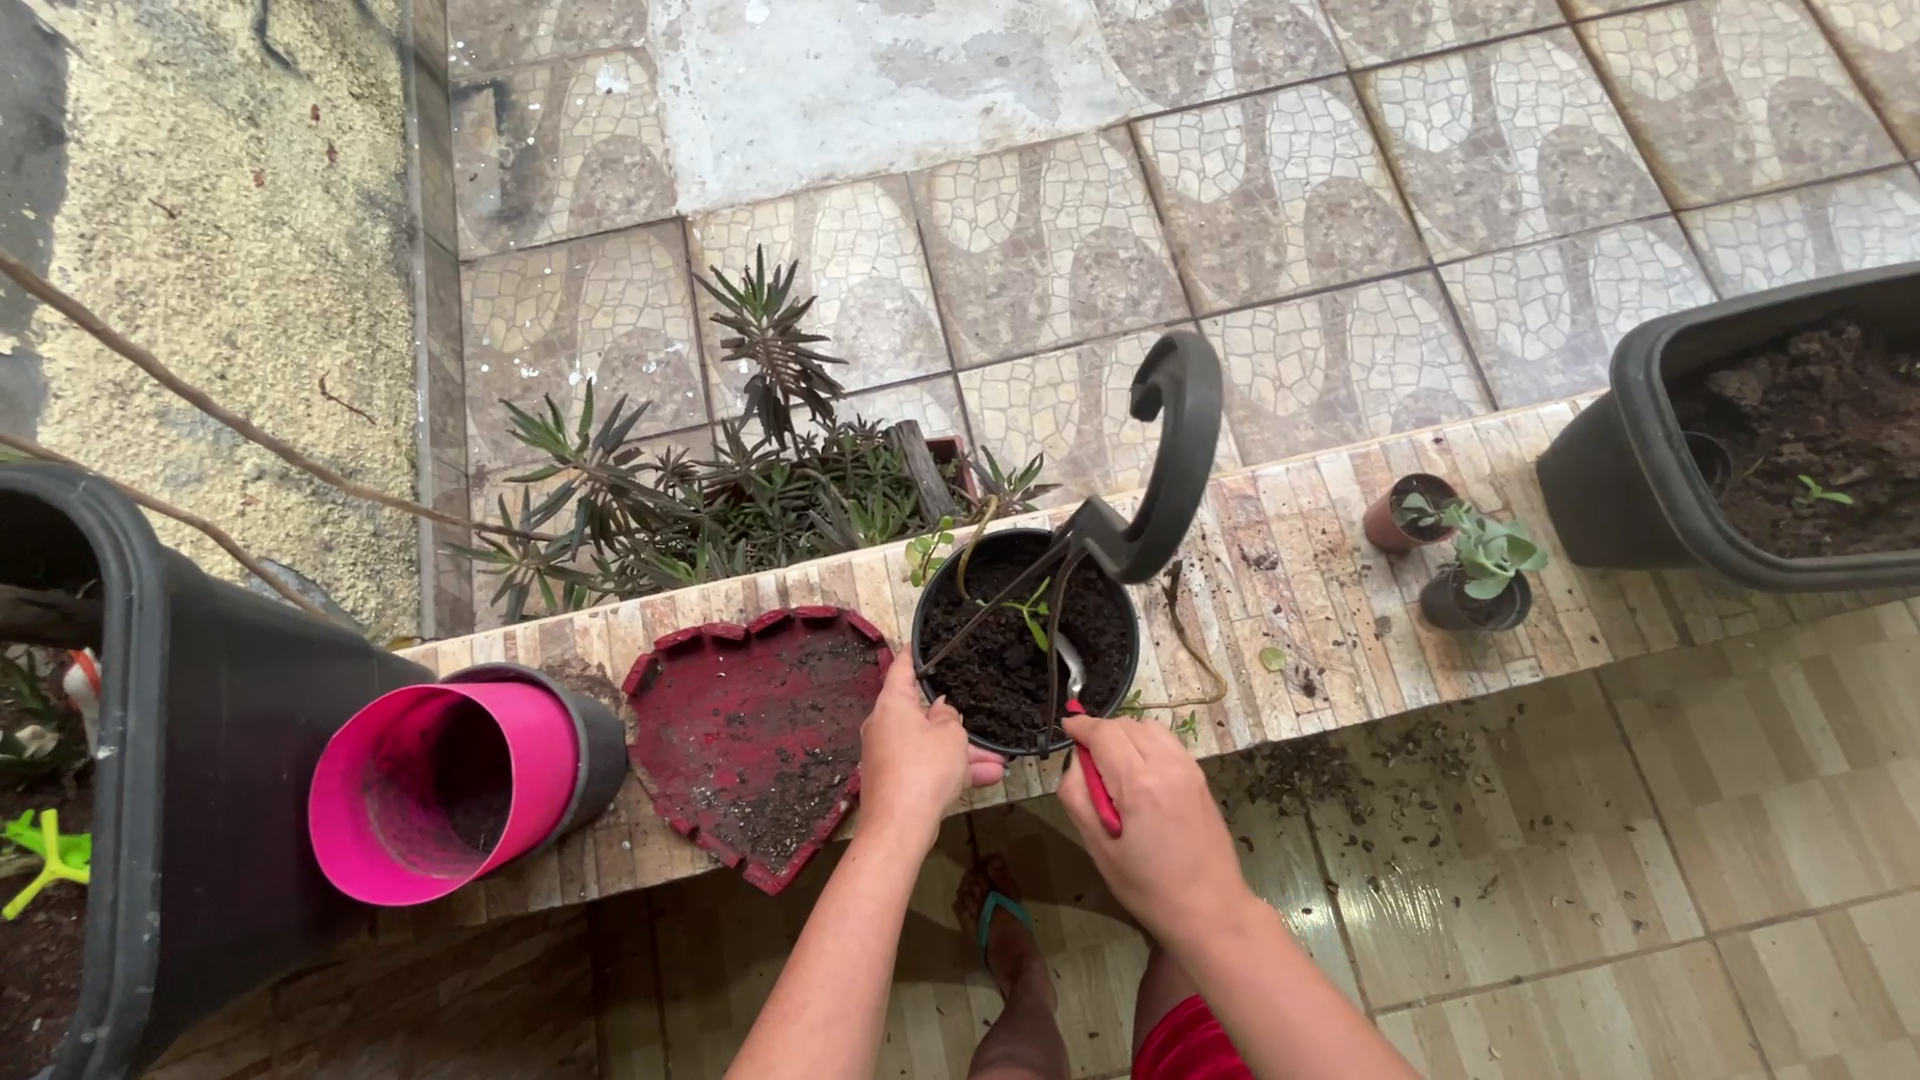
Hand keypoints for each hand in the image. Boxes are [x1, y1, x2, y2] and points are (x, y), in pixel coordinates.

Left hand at [858, 654, 1005, 844]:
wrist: (899, 826)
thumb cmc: (924, 767)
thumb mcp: (950, 735)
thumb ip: (949, 716)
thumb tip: (941, 711)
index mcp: (892, 704)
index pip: (901, 669)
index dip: (912, 655)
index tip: (916, 642)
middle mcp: (886, 725)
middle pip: (923, 714)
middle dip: (956, 722)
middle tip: (981, 718)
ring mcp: (890, 755)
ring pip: (932, 745)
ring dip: (964, 753)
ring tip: (1000, 761)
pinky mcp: (898, 781)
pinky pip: (930, 767)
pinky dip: (955, 771)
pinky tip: (990, 778)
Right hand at [1057, 713, 1253, 940]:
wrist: (1211, 910)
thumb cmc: (1147, 887)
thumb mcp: (1098, 847)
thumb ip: (1077, 796)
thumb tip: (1077, 761)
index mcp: (1138, 783)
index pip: (1103, 733)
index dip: (1081, 726)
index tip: (1067, 727)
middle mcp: (1166, 765)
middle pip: (1124, 725)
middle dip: (1101, 732)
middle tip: (1087, 760)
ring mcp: (1188, 768)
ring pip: (1148, 727)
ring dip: (1125, 734)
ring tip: (1114, 765)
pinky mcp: (1200, 776)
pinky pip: (1167, 741)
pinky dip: (1147, 743)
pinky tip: (1141, 772)